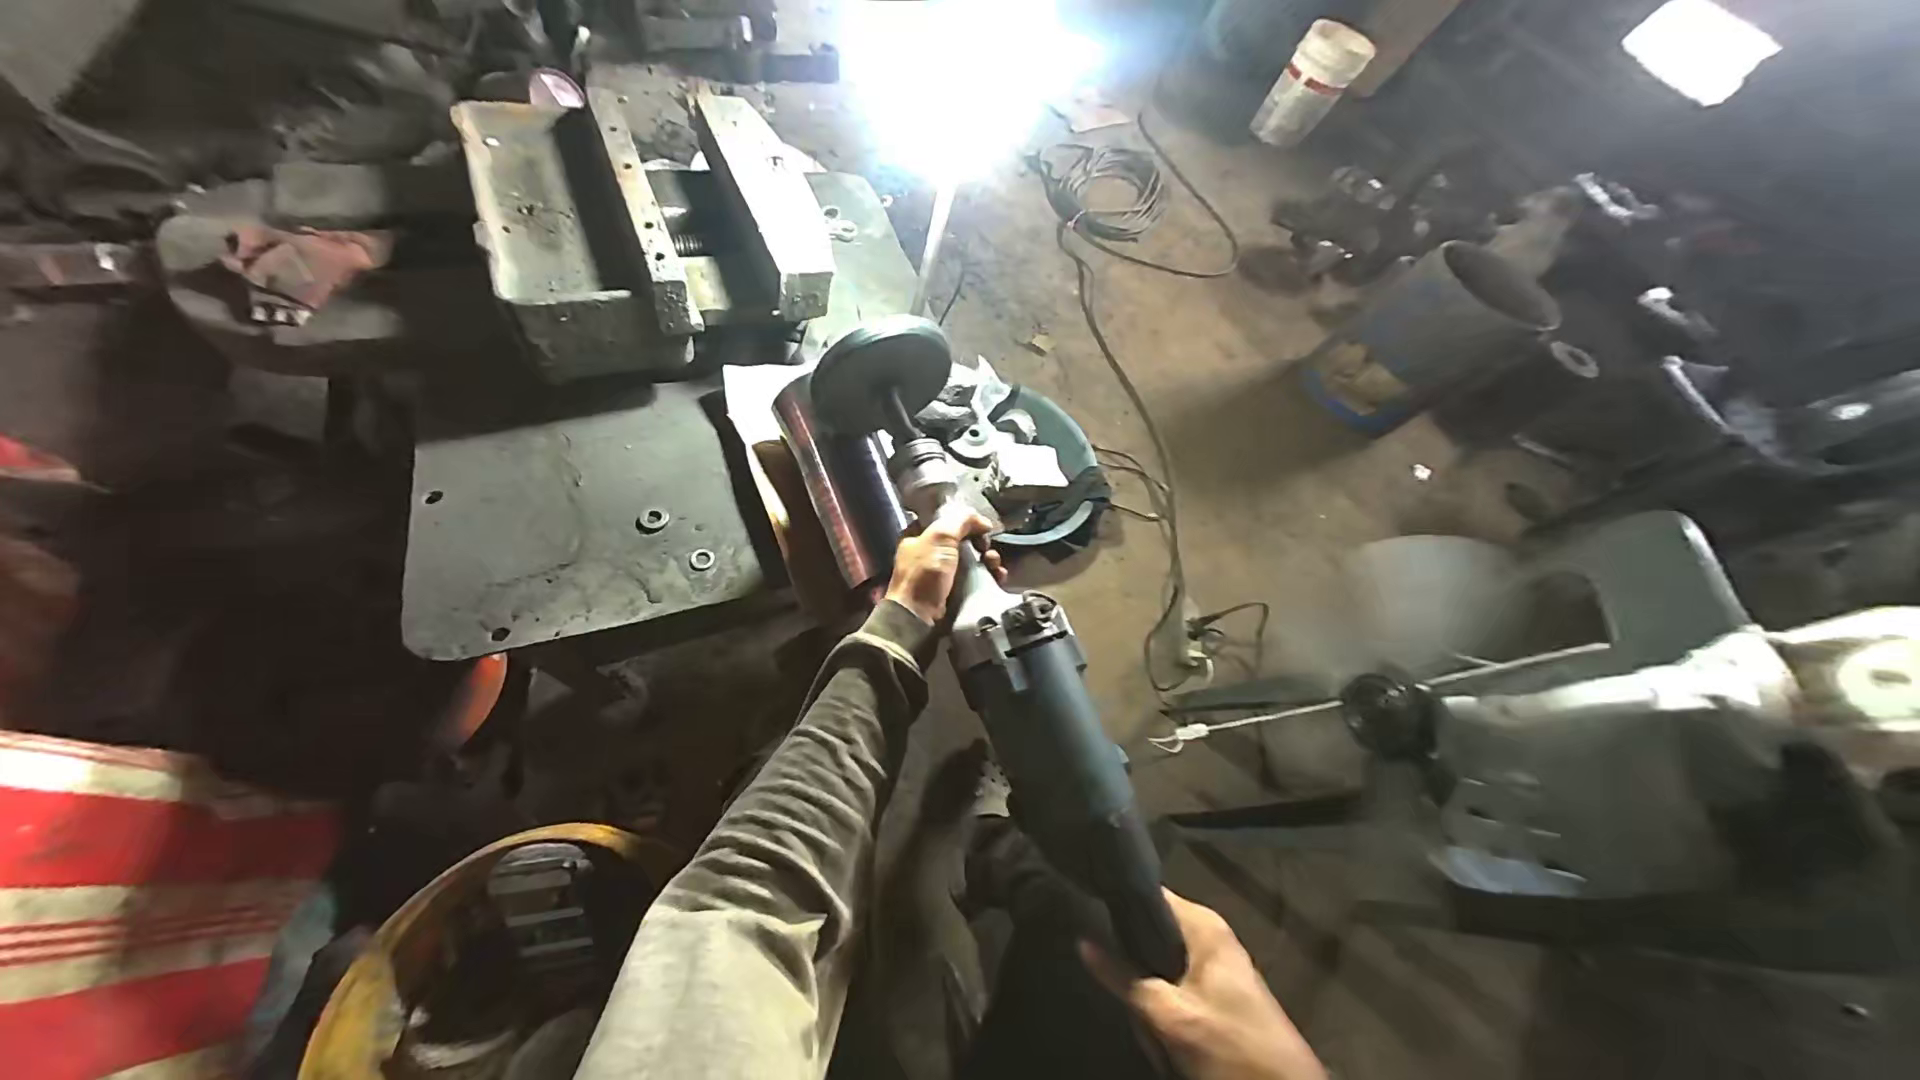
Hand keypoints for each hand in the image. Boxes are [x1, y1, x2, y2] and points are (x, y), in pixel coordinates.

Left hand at [884, 502, 1004, 625]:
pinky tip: (998, 576)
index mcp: (919, 536)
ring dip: (988, 559)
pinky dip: (989, 576)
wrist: (919, 616)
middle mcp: (930, 553)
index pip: (946, 520)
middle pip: (964, 541)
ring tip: (994, 564)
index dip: (965, 521)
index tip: (980, 527)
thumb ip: (961, 521)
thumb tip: (983, 521)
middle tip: (986, 548)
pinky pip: (977, 579)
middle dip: (981, 543)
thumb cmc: (925, 572)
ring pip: (973, 560)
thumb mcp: (940, 536)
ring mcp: (943, 574)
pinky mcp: (955, 592)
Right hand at [1082, 889, 1326, 1079]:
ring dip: (1148, 992)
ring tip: (1142, 1015)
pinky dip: (1165, 1005)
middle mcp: (1210, 934)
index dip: (1119, 903)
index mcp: (1203, 924)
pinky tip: (1159, 1027)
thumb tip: (1082, 941)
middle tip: (1120, 985)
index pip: (1150, 894)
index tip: (1090, 914)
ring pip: (1161, 963)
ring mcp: (1217, 963)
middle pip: (1152, 930)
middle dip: (1133, 962)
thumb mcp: (1170, 1015)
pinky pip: (1177, 985)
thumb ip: (1124, 978)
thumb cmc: (1232, 1046)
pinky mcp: (1220, 992)